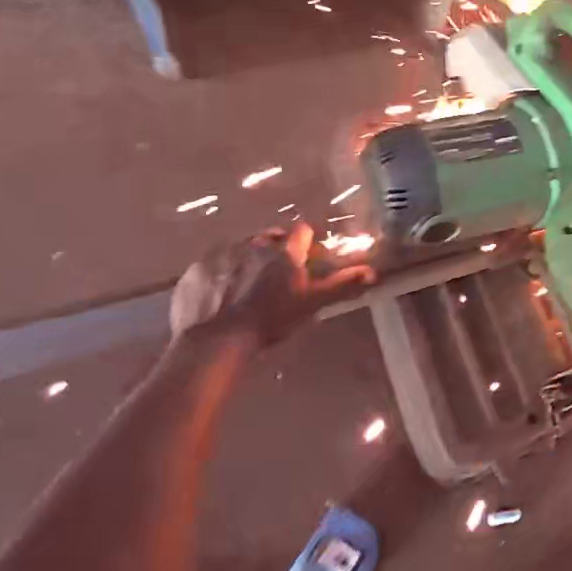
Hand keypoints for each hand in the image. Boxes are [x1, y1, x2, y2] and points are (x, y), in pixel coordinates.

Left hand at [170, 223, 375, 346]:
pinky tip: (226, 296)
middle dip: (278, 249)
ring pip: (243, 249)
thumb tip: (374, 272)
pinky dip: (223, 275)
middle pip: (271, 238)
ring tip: (252, 286)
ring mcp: (222, 256)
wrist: (219, 339)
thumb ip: (344, 284)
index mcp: (285, 251)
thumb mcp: (314, 302)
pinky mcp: (197, 271)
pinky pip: (215, 266)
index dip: (308, 241)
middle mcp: (254, 245)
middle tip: (282, 275)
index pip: (301, 231)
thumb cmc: (274, 318)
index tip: (311, 257)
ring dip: (250, 260)